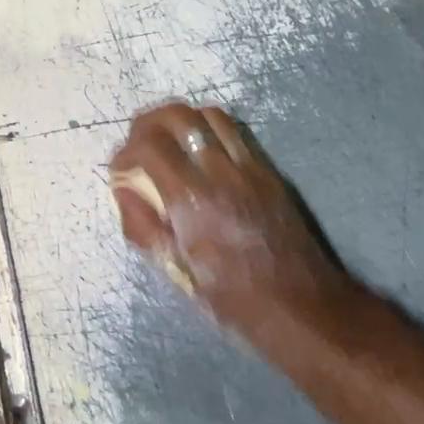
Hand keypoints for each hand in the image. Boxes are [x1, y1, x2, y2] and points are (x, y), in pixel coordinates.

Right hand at [108, 102, 348, 356]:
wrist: (302, 308)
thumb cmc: (233, 299)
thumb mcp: (177, 273)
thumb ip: (143, 226)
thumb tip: (124, 190)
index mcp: (192, 202)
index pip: (149, 146)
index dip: (126, 151)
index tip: (121, 170)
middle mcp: (220, 175)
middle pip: (178, 116)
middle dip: (149, 122)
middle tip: (139, 142)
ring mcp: (248, 169)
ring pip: (209, 115)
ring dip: (181, 120)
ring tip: (170, 140)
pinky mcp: (268, 172)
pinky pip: (234, 132)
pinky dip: (209, 129)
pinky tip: (202, 150)